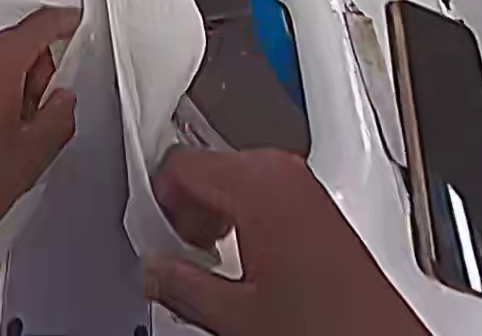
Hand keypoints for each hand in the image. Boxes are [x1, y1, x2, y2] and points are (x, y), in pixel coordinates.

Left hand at [0, 7, 80, 326]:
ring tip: (13, 137)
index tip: (80, 26)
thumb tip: (62, 102)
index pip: (45, 23)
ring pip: (2, 59)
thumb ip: (60, 116)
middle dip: (42, 72)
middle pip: (23, 42)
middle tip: (44, 114)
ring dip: (18, 86)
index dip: (69, 24)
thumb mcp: (31, 155)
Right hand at [144, 149, 430, 335]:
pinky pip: (258, 182)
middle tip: (178, 248)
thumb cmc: (327, 325)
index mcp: (256, 182)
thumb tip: (154, 268)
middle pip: (207, 165)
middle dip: (187, 204)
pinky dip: (239, 207)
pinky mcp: (310, 193)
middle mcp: (278, 168)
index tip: (154, 227)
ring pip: (231, 173)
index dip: (160, 196)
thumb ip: (184, 284)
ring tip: (209, 256)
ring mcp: (297, 178)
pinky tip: (240, 250)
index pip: (183, 163)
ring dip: (211, 207)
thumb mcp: (238, 316)